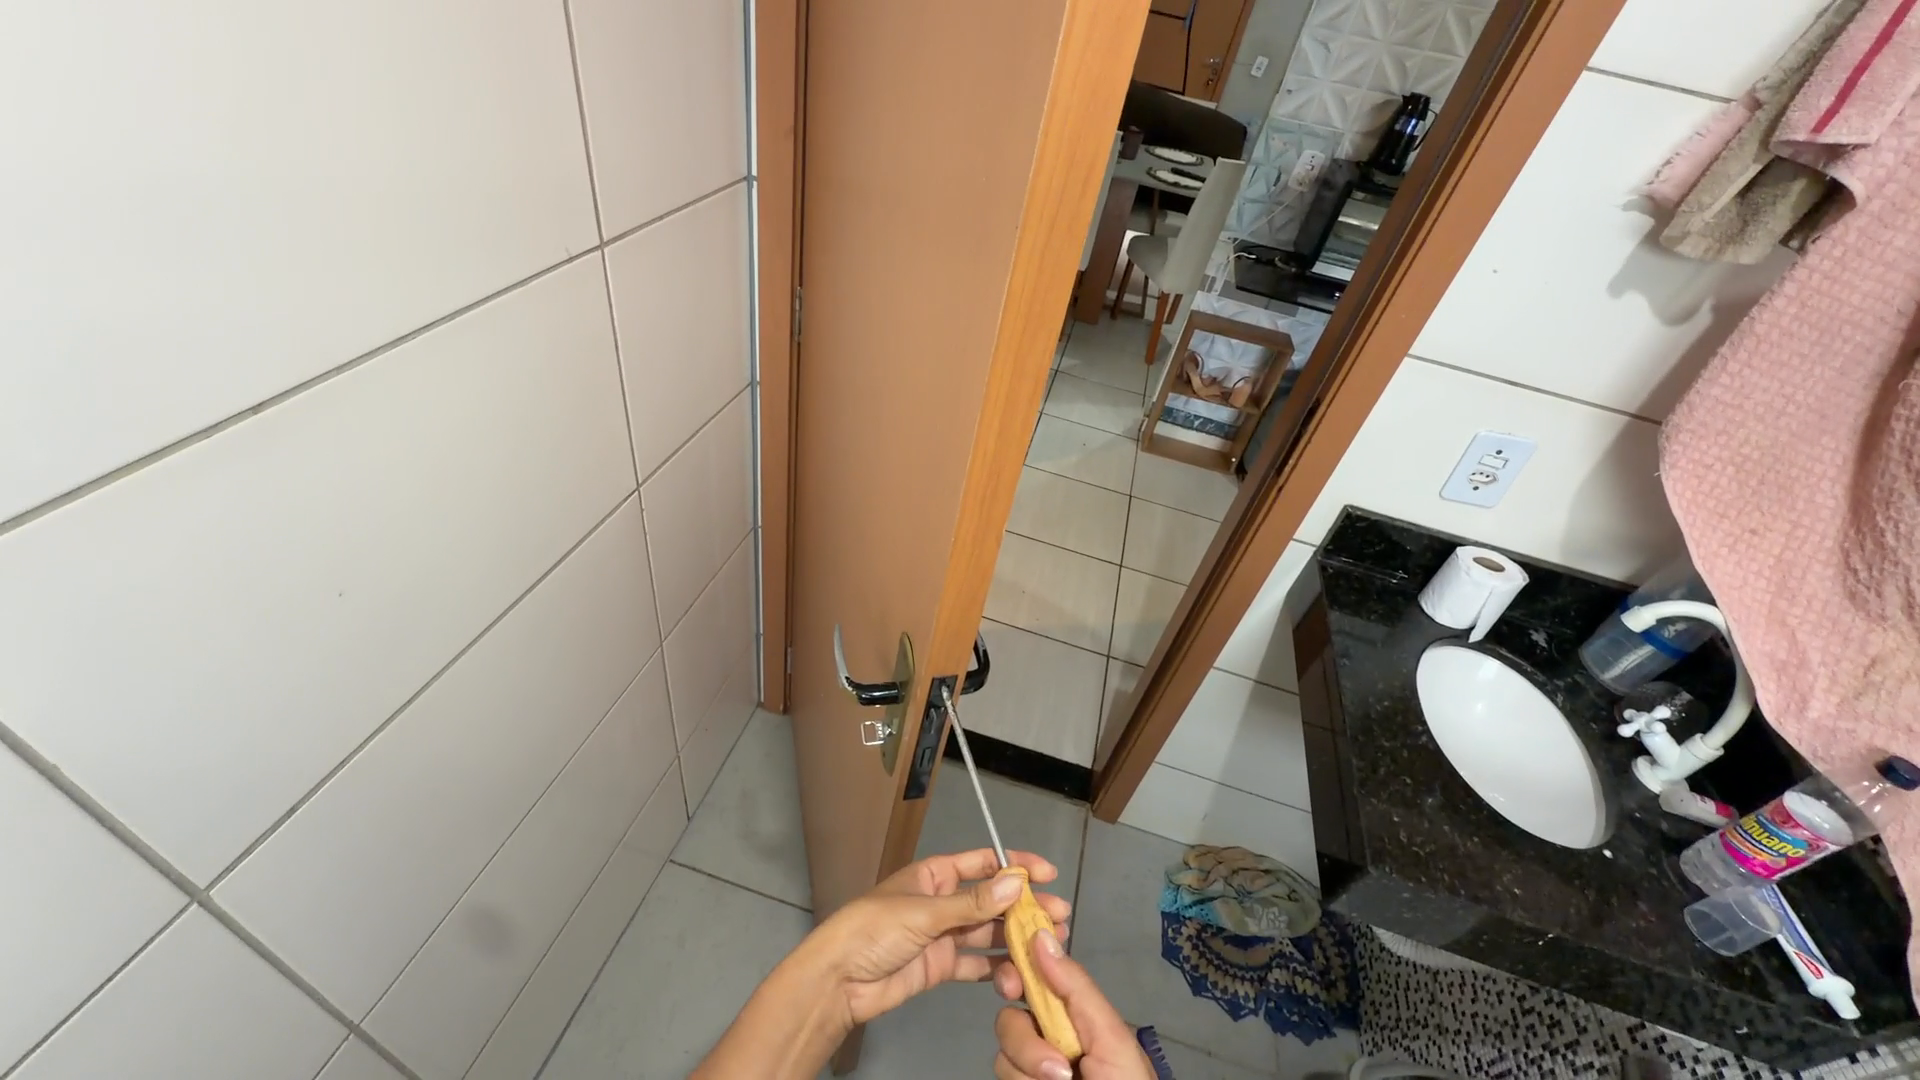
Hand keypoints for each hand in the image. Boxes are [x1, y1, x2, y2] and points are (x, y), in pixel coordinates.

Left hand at [799, 848, 1071, 1028]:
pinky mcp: (940, 966)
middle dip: (1024, 906)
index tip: (1047, 873)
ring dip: (1016, 937)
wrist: (840, 980)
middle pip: (991, 900)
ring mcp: (943, 935)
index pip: (982, 862)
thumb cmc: (875, 929)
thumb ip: (971, 903)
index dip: (1014, 865)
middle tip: (1058, 916)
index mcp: (935, 875)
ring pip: (987, 932)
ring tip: (1047, 945)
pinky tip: (1018, 972)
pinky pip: (975, 964)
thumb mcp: (924, 912)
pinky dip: (996, 968)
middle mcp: (943, 901)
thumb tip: (1015, 884)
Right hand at [992, 928, 1153, 1079]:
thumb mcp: (1110, 1035)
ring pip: (1004, 1052)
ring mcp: (1033, 1068)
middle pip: (1009, 1015)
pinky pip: (1004, 1075)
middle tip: (1055, 1066)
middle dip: (1025, 1039)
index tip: (1012, 983)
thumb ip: (1074, 987)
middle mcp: (1049, 1036)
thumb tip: (1040, 935)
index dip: (1016, 971)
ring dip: (1031, 1070)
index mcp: (1072, 1013)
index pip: (1034, 977)